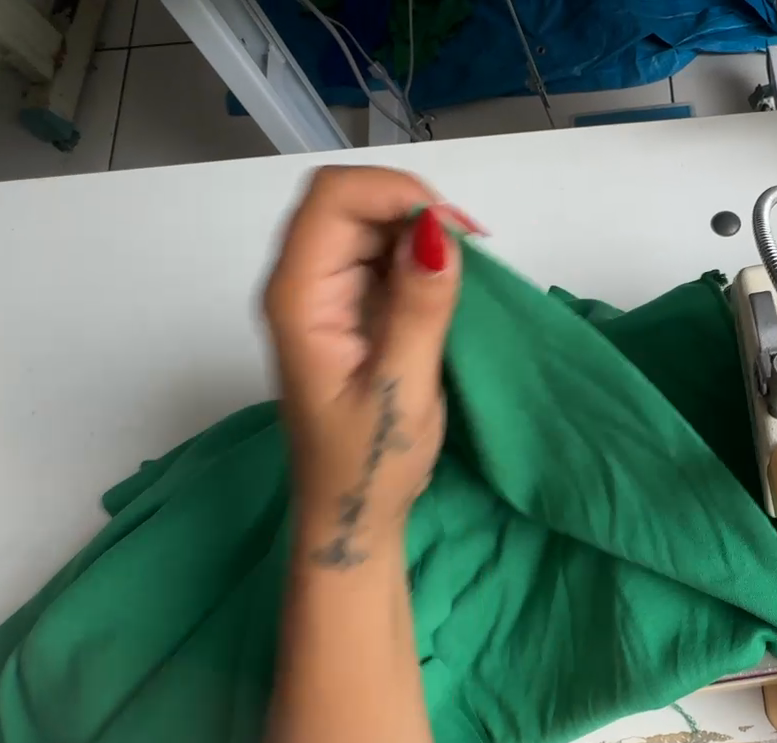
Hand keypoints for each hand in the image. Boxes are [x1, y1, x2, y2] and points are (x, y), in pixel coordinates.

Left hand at [263, 166, 473, 568]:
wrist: (353, 513)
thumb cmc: (371, 463)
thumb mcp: (402, 389)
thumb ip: (417, 310)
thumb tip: (439, 234)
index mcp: (301, 298)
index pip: (333, 199)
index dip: (397, 194)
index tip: (460, 233)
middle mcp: (305, 286)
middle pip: (349, 206)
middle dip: (415, 213)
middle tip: (475, 253)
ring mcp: (328, 301)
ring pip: (369, 231)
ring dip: (422, 238)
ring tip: (471, 276)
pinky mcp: (352, 318)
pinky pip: (383, 265)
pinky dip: (422, 264)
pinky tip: (453, 292)